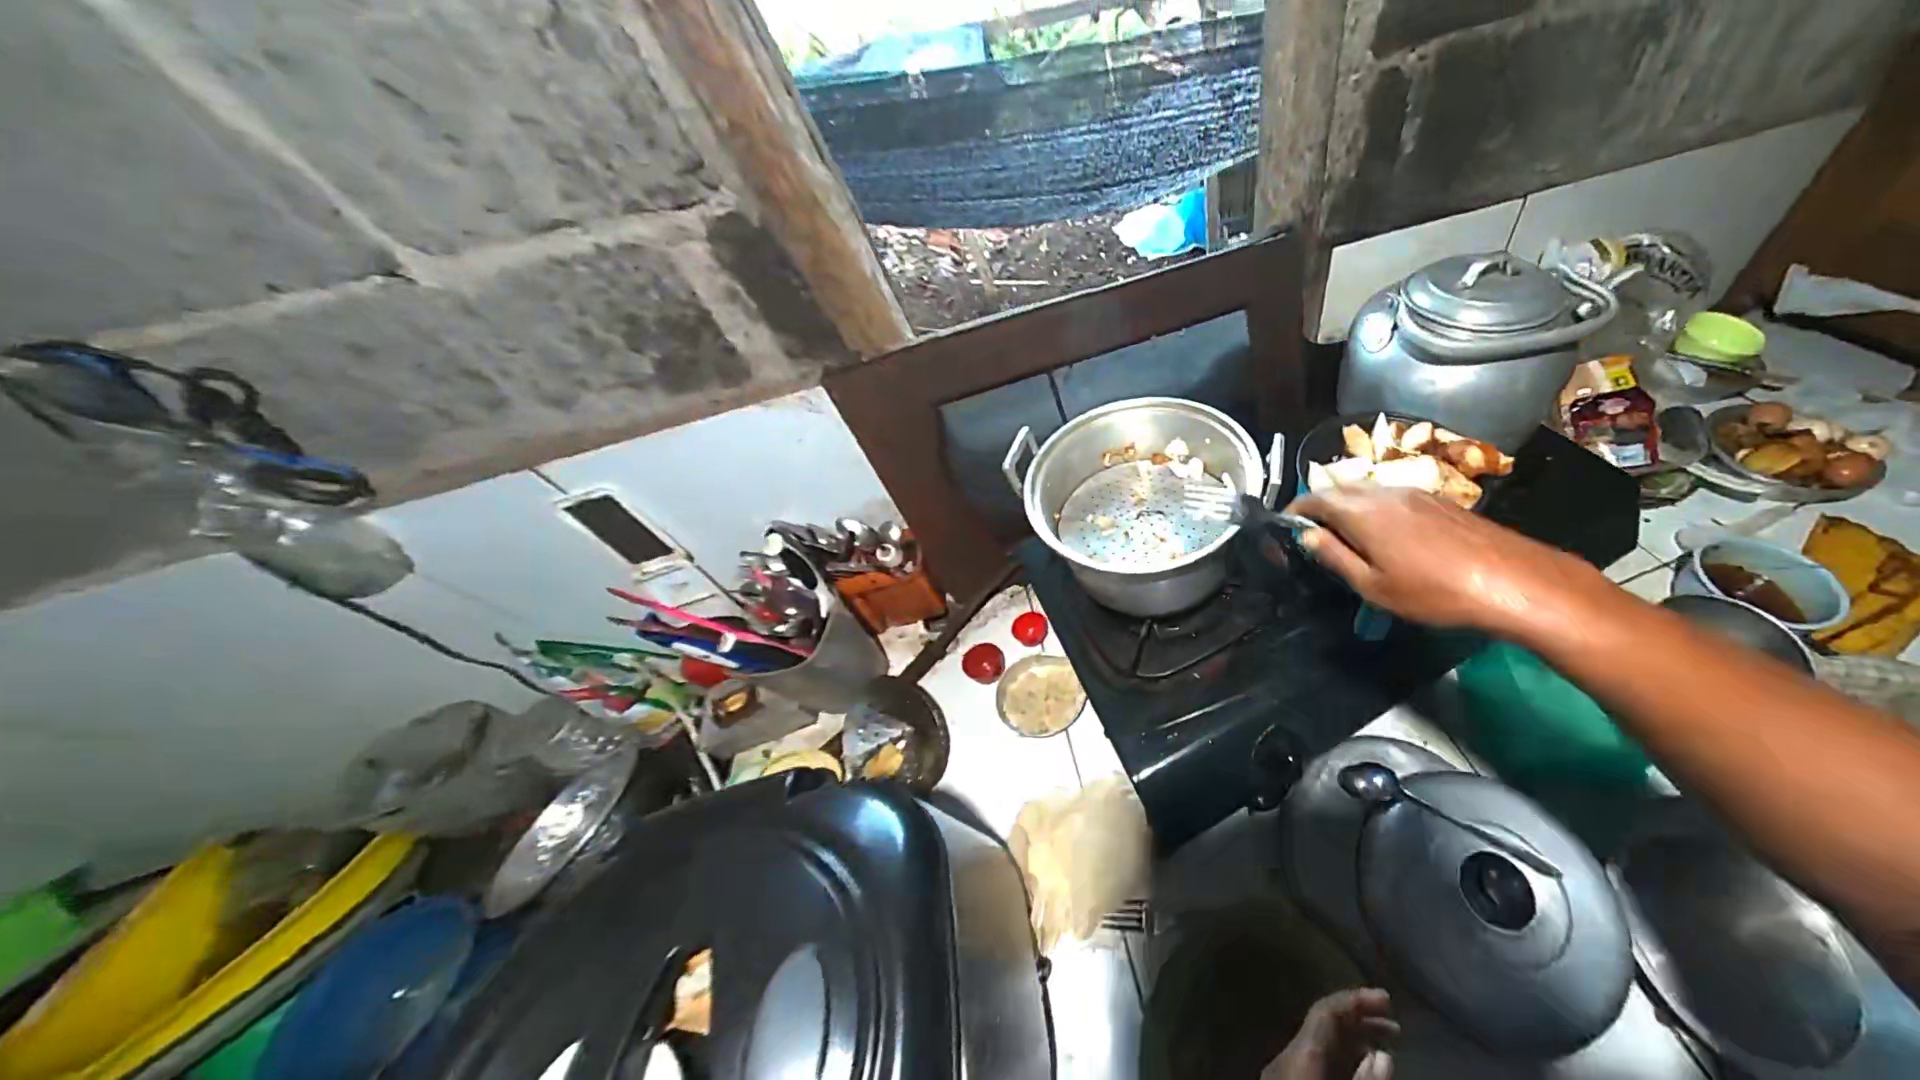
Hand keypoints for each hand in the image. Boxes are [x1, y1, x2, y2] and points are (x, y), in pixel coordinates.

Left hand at [1263, 988, 1397, 1079]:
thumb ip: (1366, 1079)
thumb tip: (1384, 1055)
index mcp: (1302, 1053)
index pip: (1326, 1011)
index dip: (1356, 1000)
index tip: (1386, 999)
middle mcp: (1290, 1052)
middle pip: (1324, 1025)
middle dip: (1360, 1020)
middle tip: (1395, 1026)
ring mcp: (1285, 1067)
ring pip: (1321, 1043)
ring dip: (1353, 1041)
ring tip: (1388, 1046)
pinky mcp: (1287, 1078)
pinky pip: (1317, 1059)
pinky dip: (1342, 1057)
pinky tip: (1363, 1066)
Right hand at [1286, 486, 1607, 635]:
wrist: (1515, 582)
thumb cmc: (1434, 591)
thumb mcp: (1373, 585)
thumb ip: (1334, 557)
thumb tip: (1308, 537)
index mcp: (1362, 512)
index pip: (1314, 498)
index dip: (1295, 511)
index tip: (1286, 529)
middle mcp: (1385, 493)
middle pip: (1340, 490)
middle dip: (1320, 507)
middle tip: (1313, 535)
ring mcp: (1416, 494)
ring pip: (1367, 492)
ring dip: (1348, 508)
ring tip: (1346, 538)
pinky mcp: (1439, 501)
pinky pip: (1391, 498)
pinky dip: (1374, 510)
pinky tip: (1384, 536)